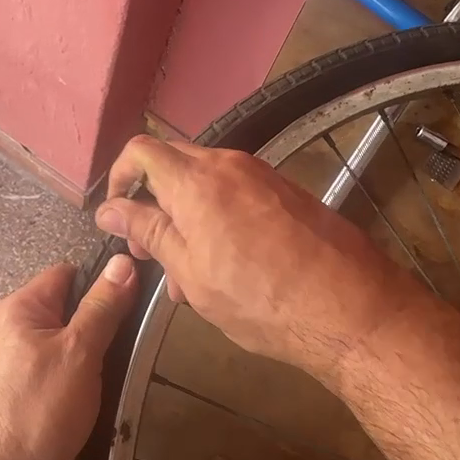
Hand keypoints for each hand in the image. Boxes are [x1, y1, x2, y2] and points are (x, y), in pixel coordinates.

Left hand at [0, 256, 139, 459]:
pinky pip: (55, 373)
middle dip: (97, 325)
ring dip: (89, 358)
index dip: (100, 283)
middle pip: (65, 309)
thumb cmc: (40, 410)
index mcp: (17, 308)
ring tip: (116, 373)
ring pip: (63, 344)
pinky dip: (76, 381)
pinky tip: (94, 399)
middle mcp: (8, 329)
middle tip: (128, 342)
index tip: (134, 301)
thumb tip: (124, 261)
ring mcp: (11, 365)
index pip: (66, 274)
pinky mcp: (19, 396)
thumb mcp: (80, 351)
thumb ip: (103, 306)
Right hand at [94, 136, 414, 381]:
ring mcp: (259, 174)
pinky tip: (223, 266)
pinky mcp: (283, 191)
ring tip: (186, 276)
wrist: (350, 307)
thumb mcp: (191, 271)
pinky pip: (234, 192)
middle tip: (148, 252)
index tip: (116, 216)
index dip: (118, 178)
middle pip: (171, 163)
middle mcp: (226, 164)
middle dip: (151, 202)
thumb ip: (147, 231)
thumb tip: (109, 210)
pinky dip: (215, 218)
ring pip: (203, 182)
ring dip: (184, 217)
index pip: (140, 152)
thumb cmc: (261, 299)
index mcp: (195, 180)